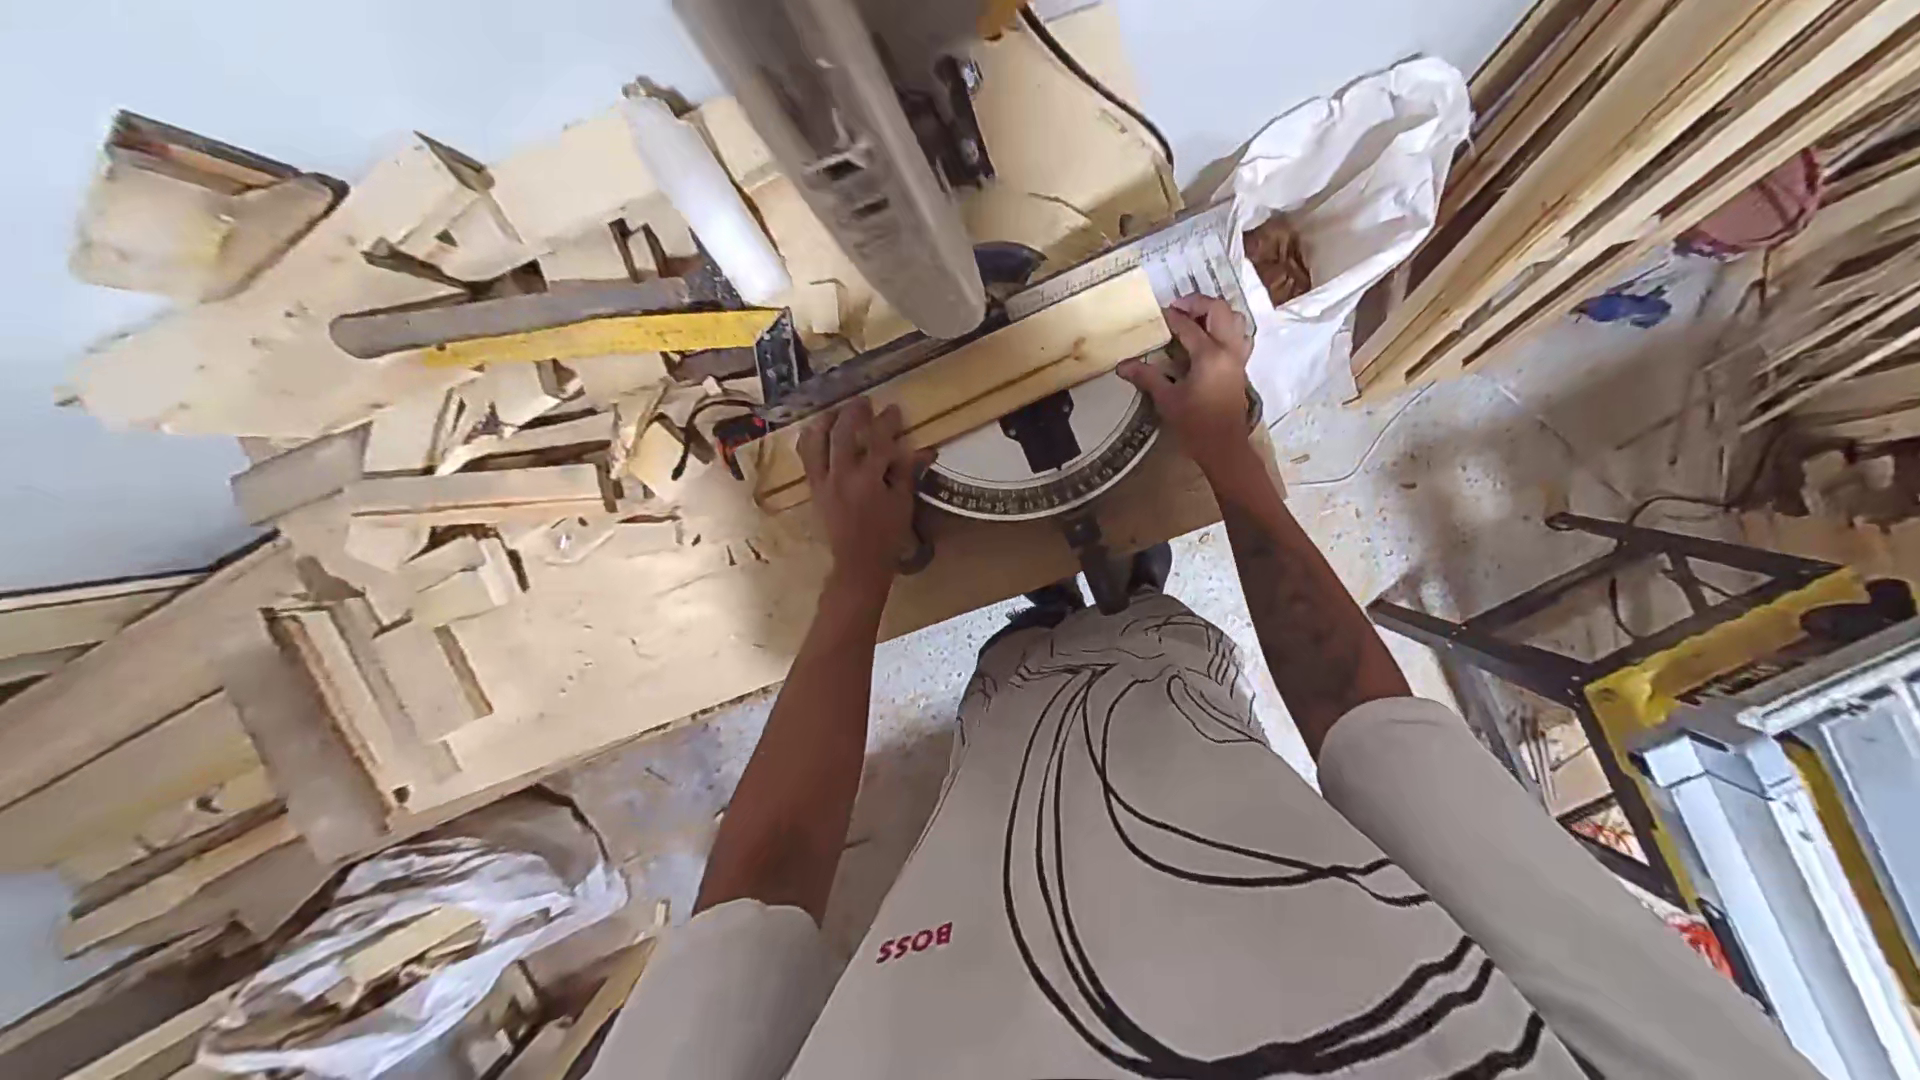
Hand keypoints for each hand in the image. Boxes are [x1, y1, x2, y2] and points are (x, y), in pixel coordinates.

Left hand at [797, 398, 934, 592]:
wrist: (858, 562)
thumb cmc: (886, 536)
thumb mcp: (903, 504)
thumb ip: (907, 472)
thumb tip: (923, 450)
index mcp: (868, 480)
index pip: (877, 441)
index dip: (886, 422)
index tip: (893, 410)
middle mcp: (841, 476)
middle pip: (842, 433)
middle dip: (853, 413)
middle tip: (863, 403)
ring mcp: (823, 481)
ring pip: (815, 442)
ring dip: (825, 422)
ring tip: (834, 412)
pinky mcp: (813, 489)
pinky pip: (806, 457)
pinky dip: (811, 440)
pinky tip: (818, 433)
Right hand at [1118, 294, 1255, 475]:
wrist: (1223, 446)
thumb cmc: (1194, 424)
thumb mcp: (1167, 399)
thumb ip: (1147, 377)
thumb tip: (1122, 365)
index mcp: (1210, 355)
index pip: (1188, 326)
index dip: (1171, 318)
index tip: (1156, 315)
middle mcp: (1228, 349)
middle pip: (1219, 310)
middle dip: (1198, 302)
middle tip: (1177, 307)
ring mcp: (1238, 357)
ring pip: (1235, 319)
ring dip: (1215, 312)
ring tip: (1195, 317)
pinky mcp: (1240, 366)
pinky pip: (1239, 334)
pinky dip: (1226, 327)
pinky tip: (1210, 336)